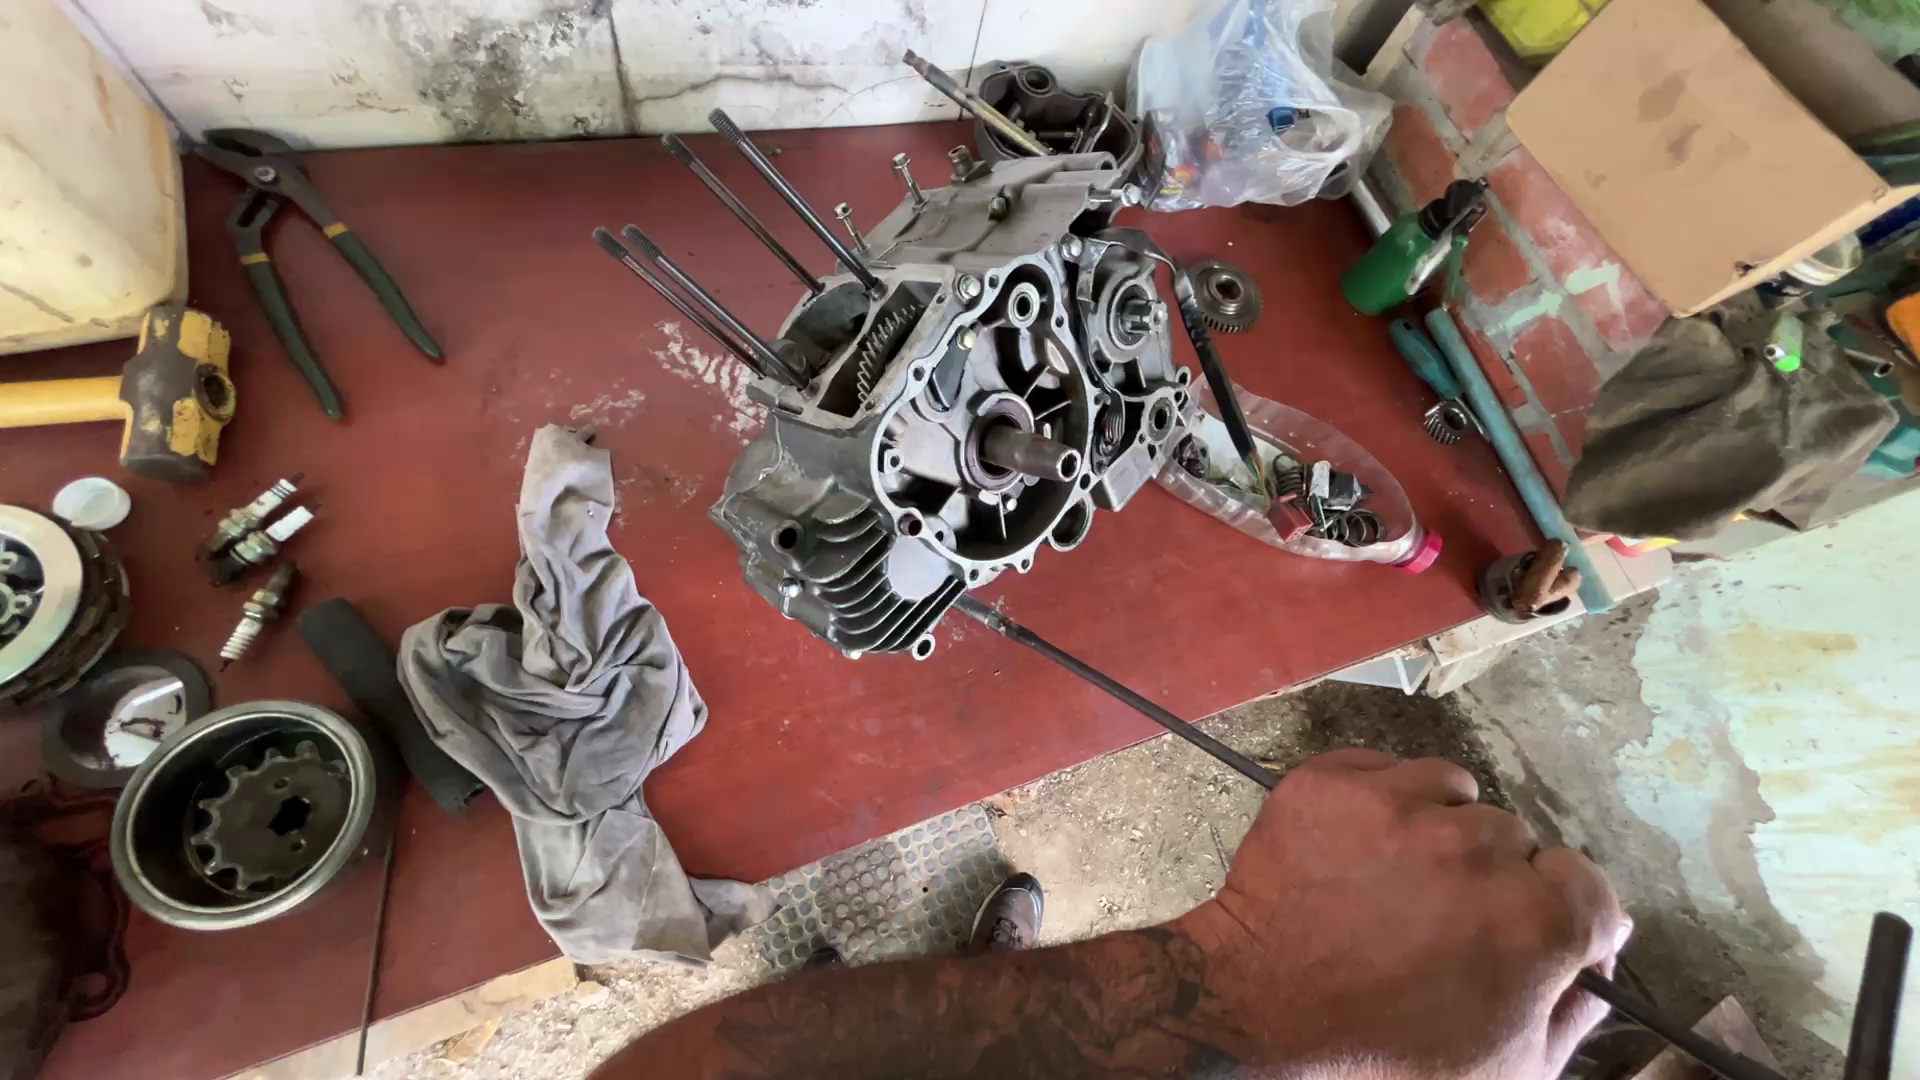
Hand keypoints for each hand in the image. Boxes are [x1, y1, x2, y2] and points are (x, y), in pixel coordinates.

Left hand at [1178, 749, 1628, 1078]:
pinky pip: (1379, 765)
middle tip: (1437, 901)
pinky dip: (1376, 791)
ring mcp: (1390, 802)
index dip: (1553, 902)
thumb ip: (1577, 1001)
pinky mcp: (1328, 779)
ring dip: (1435, 816)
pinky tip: (1356, 835)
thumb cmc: (1387, 1048)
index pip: (1583, 879)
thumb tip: (1600, 939)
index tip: (1517, 915)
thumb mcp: (1513, 1065)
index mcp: (1533, 917)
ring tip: (1397, 860)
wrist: (1266, 1000)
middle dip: (1487, 865)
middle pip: (1509, 833)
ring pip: (1446, 785)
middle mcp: (1468, 845)